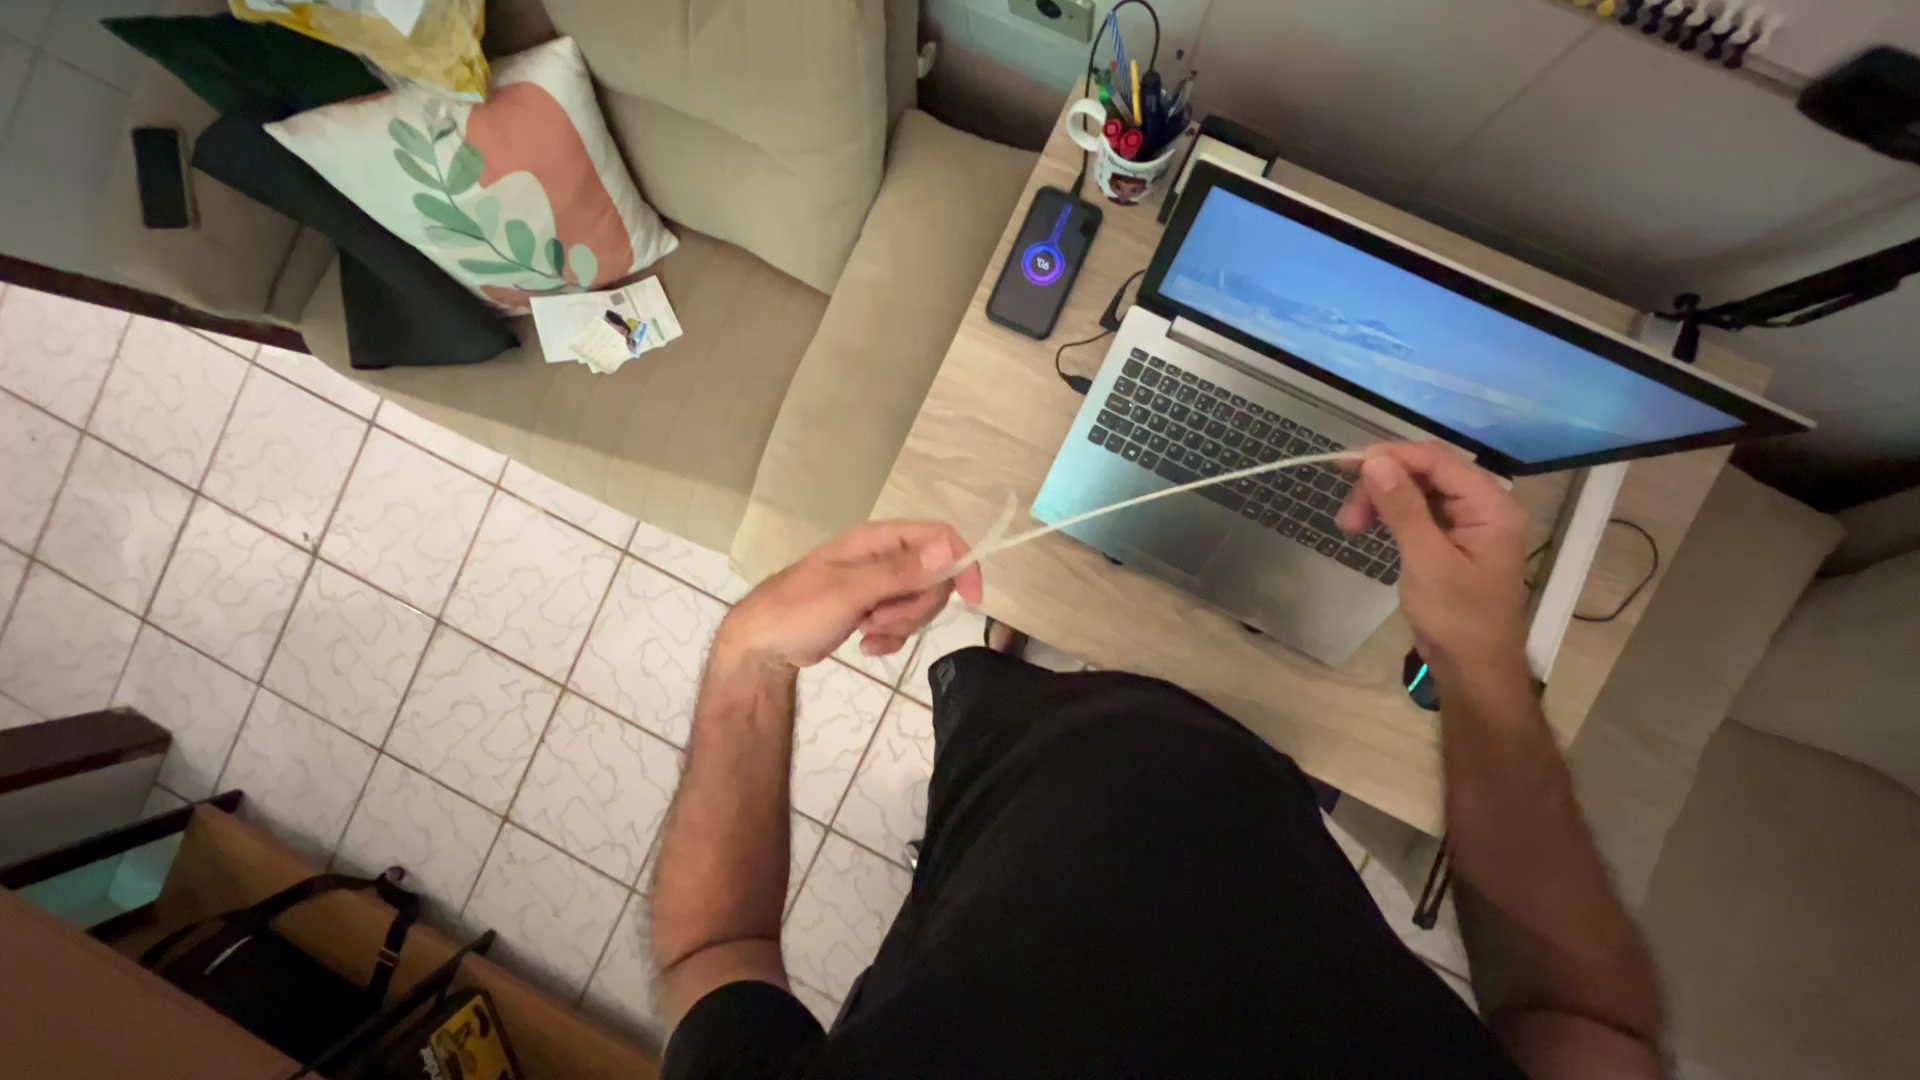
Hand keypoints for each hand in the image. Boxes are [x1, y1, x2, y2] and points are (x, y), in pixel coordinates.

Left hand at [714, 521, 984, 672]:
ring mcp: (878, 585)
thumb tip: (949, 551)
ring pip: (920, 603)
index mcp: (878, 540)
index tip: (971, 599)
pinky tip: (865, 645)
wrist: (761, 646)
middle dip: (915, 607)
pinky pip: (903, 623)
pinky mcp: (873, 610)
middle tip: (881, 619)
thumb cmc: (798, 609)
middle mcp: (883, 557)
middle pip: (934, 577)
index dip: (961, 563)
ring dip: (900, 625)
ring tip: (866, 631)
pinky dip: (890, 637)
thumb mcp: (851, 591)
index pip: (938, 537)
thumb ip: (901, 572)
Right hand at [1336, 442, 1528, 669]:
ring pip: (1416, 489)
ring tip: (1350, 525)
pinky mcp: (1449, 538)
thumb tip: (1374, 461)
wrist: (1472, 665)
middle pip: (1425, 471)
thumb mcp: (1426, 560)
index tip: (1344, 466)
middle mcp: (1483, 505)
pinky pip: (1416, 509)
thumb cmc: (1456, 616)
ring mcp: (1466, 522)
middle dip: (1381, 482)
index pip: (1437, 460)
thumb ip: (1402, 507)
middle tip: (1346, 515)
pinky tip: (1368, 527)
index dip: (1391, 456)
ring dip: (1380, 499)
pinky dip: (1389, 513)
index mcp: (1490, 506)